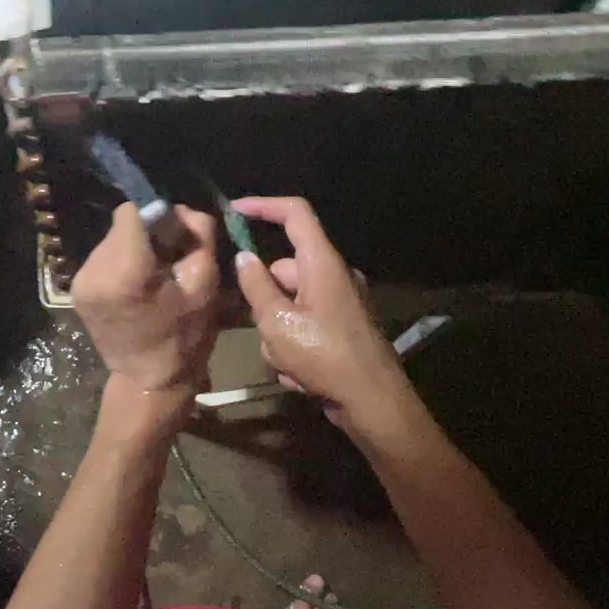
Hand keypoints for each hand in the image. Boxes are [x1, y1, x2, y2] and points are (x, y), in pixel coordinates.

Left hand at [72, 202, 220, 438]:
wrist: (148, 382)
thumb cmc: (184, 338)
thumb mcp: (205, 283)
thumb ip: (197, 235)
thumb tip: (181, 210)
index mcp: (126, 269)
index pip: (133, 211)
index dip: (158, 215)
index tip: (176, 235)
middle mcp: (94, 269)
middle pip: (122, 224)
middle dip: (148, 232)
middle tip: (171, 256)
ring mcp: (81, 280)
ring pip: (112, 239)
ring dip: (135, 247)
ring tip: (156, 274)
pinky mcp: (77, 289)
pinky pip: (104, 258)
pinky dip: (123, 262)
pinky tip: (138, 285)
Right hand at [230, 196, 414, 434]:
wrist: (373, 403)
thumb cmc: (324, 356)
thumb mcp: (277, 322)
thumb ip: (256, 286)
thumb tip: (243, 258)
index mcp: (322, 263)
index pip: (295, 214)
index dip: (263, 206)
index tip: (234, 212)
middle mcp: (335, 275)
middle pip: (283, 270)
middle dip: (264, 301)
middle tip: (262, 331)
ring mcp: (341, 303)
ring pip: (289, 303)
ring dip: (277, 331)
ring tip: (286, 362)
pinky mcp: (342, 328)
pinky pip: (305, 325)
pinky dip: (295, 345)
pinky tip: (300, 375)